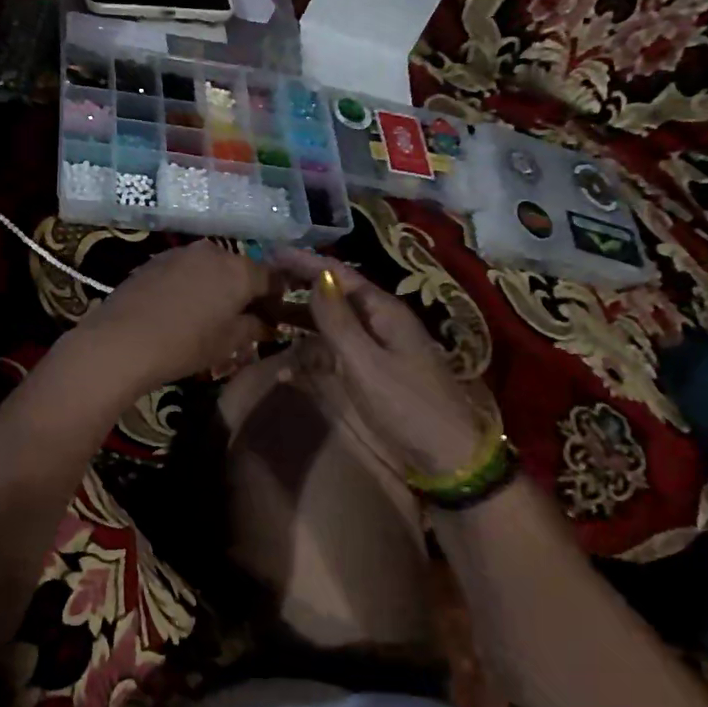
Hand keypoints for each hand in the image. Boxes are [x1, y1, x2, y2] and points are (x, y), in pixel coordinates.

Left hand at [66, 241, 272, 395]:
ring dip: (214, 286)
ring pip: (209, 268)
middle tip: (239, 319)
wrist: (121, 341)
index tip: (272, 317)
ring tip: (206, 315)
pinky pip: (182, 270)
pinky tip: (178, 308)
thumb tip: (265, 323)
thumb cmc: (184, 345)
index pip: (272, 278)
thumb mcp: (227, 344)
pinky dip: (188, 285)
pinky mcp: (153, 261)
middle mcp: (212, 252)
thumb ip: (253, 328)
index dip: (276, 298)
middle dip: (243, 290)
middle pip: (238, 269)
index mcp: (239, 270)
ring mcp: (179, 253)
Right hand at [273, 250, 482, 476]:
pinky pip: (333, 355)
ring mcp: (375, 349)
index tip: (271, 252)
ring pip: (330, 326)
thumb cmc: (407, 404)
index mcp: (383, 312)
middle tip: (261, 284)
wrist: (445, 454)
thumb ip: (338, 322)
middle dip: (299, 288)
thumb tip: (316, 278)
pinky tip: (286, 370)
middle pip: (333, 296)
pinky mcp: (370, 374)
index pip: (339, 275)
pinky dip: (309, 357)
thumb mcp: (367, 362)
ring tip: (265, 318)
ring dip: (300, 321)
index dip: (306, 262)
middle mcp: (379, 323)